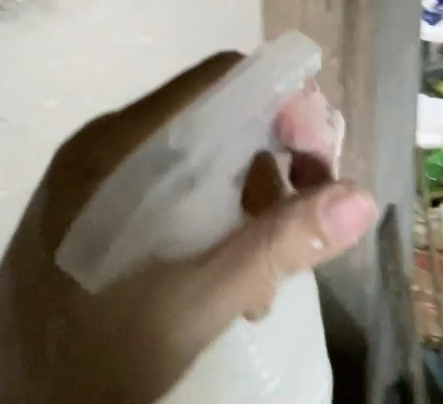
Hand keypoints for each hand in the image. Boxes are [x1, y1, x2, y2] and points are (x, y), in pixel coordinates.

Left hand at [0, 52, 377, 403]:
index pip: (229, 78)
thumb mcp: (191, 306)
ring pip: (217, 157)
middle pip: (229, 115)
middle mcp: (114, 148)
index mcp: (121, 146)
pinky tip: (240, 279)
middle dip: (285, 161)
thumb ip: (277, 245)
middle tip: (313, 214)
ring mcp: (107, 182)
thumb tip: (362, 197)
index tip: (322, 160)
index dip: (289, 104)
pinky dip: (230, 221)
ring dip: (263, 202)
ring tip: (273, 271)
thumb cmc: (80, 365)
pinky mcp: (107, 217)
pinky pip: (191, 191)